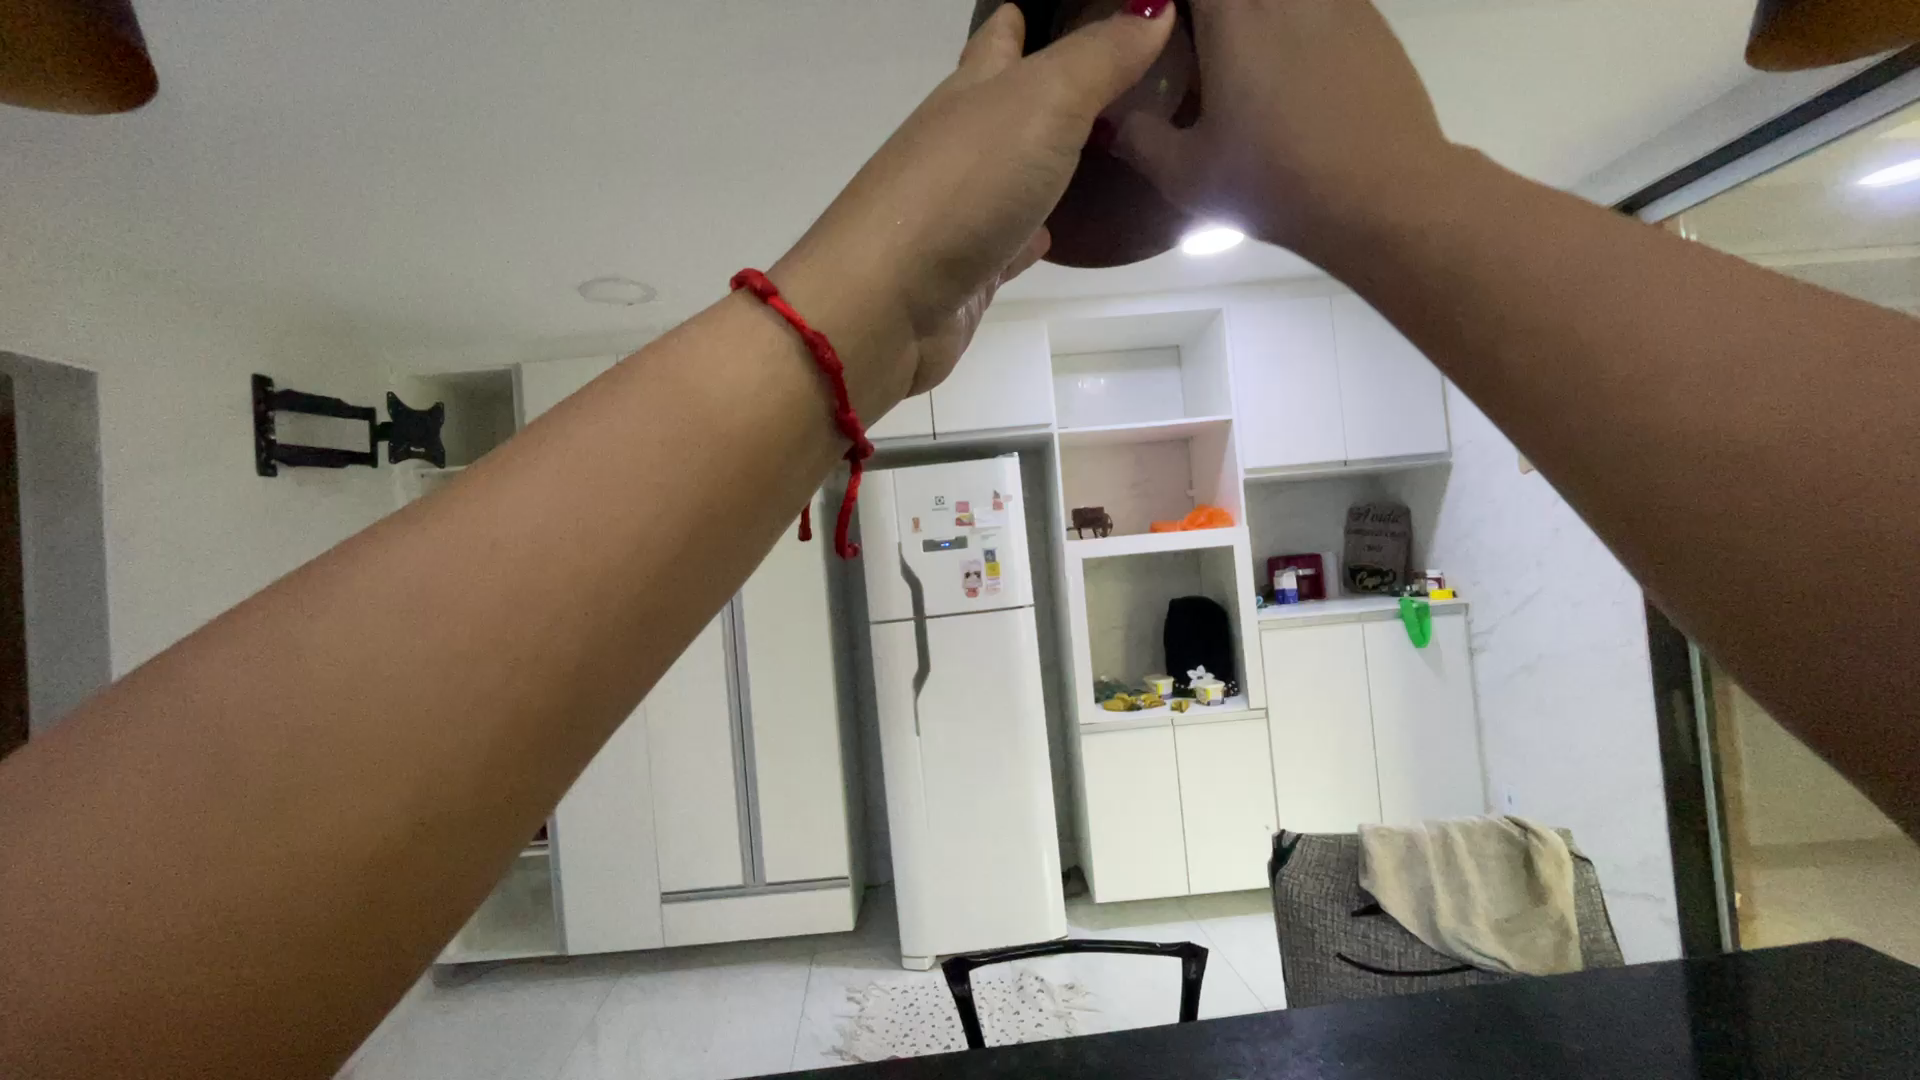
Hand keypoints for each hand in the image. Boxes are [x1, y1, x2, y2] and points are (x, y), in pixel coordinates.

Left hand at [773, 2, 1176, 411]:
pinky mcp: (963, 276)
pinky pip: (1003, 247)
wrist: (889, 303)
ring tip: (1086, 159)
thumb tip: (1152, 8)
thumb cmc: (962, 188)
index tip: (1040, 12)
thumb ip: (1099, 58)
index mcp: (969, 94)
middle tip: (1094, 87)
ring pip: (1005, 180)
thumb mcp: (1044, 103)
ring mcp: (956, 216)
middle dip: (1038, 93)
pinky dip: (1026, 239)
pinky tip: (1048, 238)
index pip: (996, 41)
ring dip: (1037, 168)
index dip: (1019, 20)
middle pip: (999, 111)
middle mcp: (956, 148)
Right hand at [1113, 0, 1458, 258]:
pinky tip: (1288, 67)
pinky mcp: (1371, 18)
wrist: (1375, 193)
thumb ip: (1140, 139)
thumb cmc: (1269, 182)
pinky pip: (1318, 3)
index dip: (1167, 3)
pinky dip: (1294, 21)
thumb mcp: (1185, 175)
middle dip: (1209, 12)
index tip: (1160, 20)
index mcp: (1232, 15)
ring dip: (1254, 18)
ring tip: (1241, 62)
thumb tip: (1115, 122)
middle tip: (1193, 38)